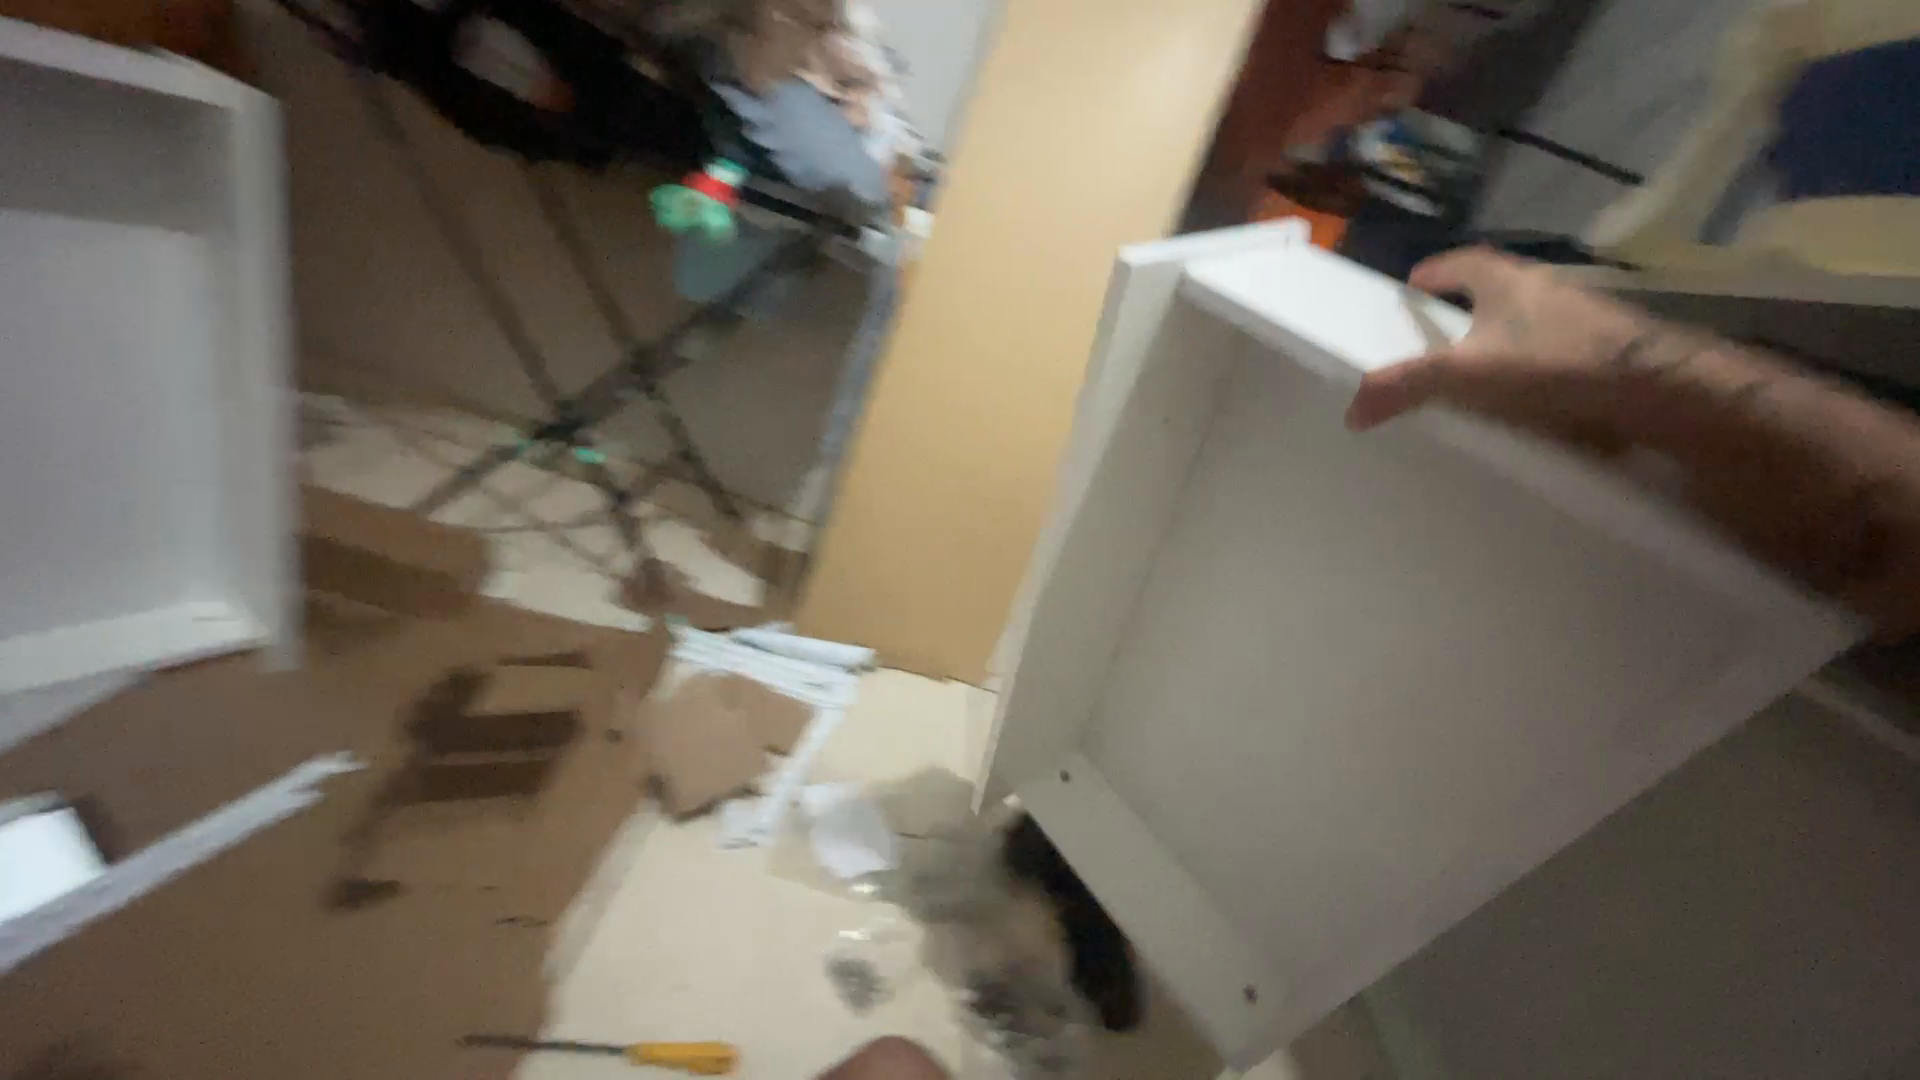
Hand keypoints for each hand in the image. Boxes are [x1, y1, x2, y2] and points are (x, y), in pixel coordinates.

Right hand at [1346, 247, 1919, 639]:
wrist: (1661, 395)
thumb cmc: (1552, 368)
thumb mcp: (1462, 376)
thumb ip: (1402, 387)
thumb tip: (1351, 410)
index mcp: (1511, 284)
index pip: (1466, 263)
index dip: (1438, 272)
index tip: (1414, 284)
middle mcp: (1552, 294)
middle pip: (1501, 291)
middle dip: (1468, 309)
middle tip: (1439, 334)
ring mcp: (1587, 325)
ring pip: (1532, 325)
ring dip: (1504, 341)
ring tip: (1475, 377)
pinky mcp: (1608, 360)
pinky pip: (1557, 359)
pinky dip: (1534, 373)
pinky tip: (1523, 406)